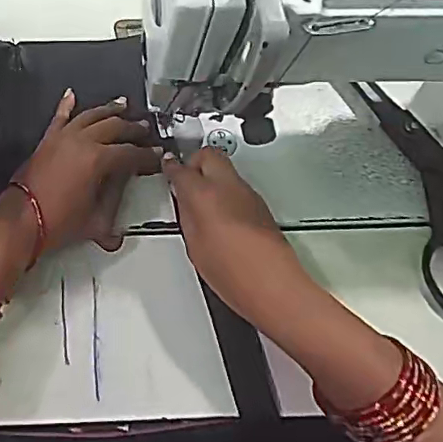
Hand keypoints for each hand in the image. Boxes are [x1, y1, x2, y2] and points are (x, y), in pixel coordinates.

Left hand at [16, 90, 161, 254]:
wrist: (23, 220)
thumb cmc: (55, 221)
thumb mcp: (98, 218)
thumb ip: (116, 196)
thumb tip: (123, 183)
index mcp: (97, 159)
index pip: (131, 152)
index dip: (147, 155)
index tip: (154, 156)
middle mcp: (81, 142)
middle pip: (115, 127)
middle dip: (133, 128)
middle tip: (144, 130)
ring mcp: (63, 138)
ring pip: (91, 115)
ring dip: (109, 109)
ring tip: (122, 105)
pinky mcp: (48, 140)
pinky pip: (60, 117)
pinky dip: (66, 104)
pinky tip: (71, 95)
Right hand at [164, 148, 315, 329]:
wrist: (274, 286)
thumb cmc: (237, 272)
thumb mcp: (193, 245)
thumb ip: (186, 215)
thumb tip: (184, 204)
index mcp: (204, 193)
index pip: (180, 168)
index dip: (171, 167)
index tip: (168, 169)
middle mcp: (229, 186)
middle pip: (207, 155)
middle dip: (194, 162)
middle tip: (185, 176)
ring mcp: (249, 194)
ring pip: (225, 168)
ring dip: (212, 176)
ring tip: (202, 199)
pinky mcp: (261, 205)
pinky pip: (238, 186)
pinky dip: (226, 191)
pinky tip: (220, 213)